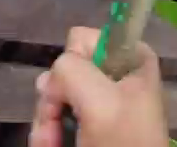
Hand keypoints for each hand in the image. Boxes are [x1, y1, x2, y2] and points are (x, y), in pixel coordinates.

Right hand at [28, 28, 167, 146]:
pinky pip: (56, 123)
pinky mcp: (89, 133)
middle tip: (52, 128)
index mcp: (130, 59)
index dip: (71, 64)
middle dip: (53, 101)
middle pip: (65, 71)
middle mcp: (115, 77)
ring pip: (55, 99)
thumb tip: (51, 81)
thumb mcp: (100, 101)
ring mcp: (101, 107)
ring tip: (48, 145)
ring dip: (45, 123)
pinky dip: (47, 137)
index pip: (83, 39)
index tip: (71, 90)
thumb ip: (71, 70)